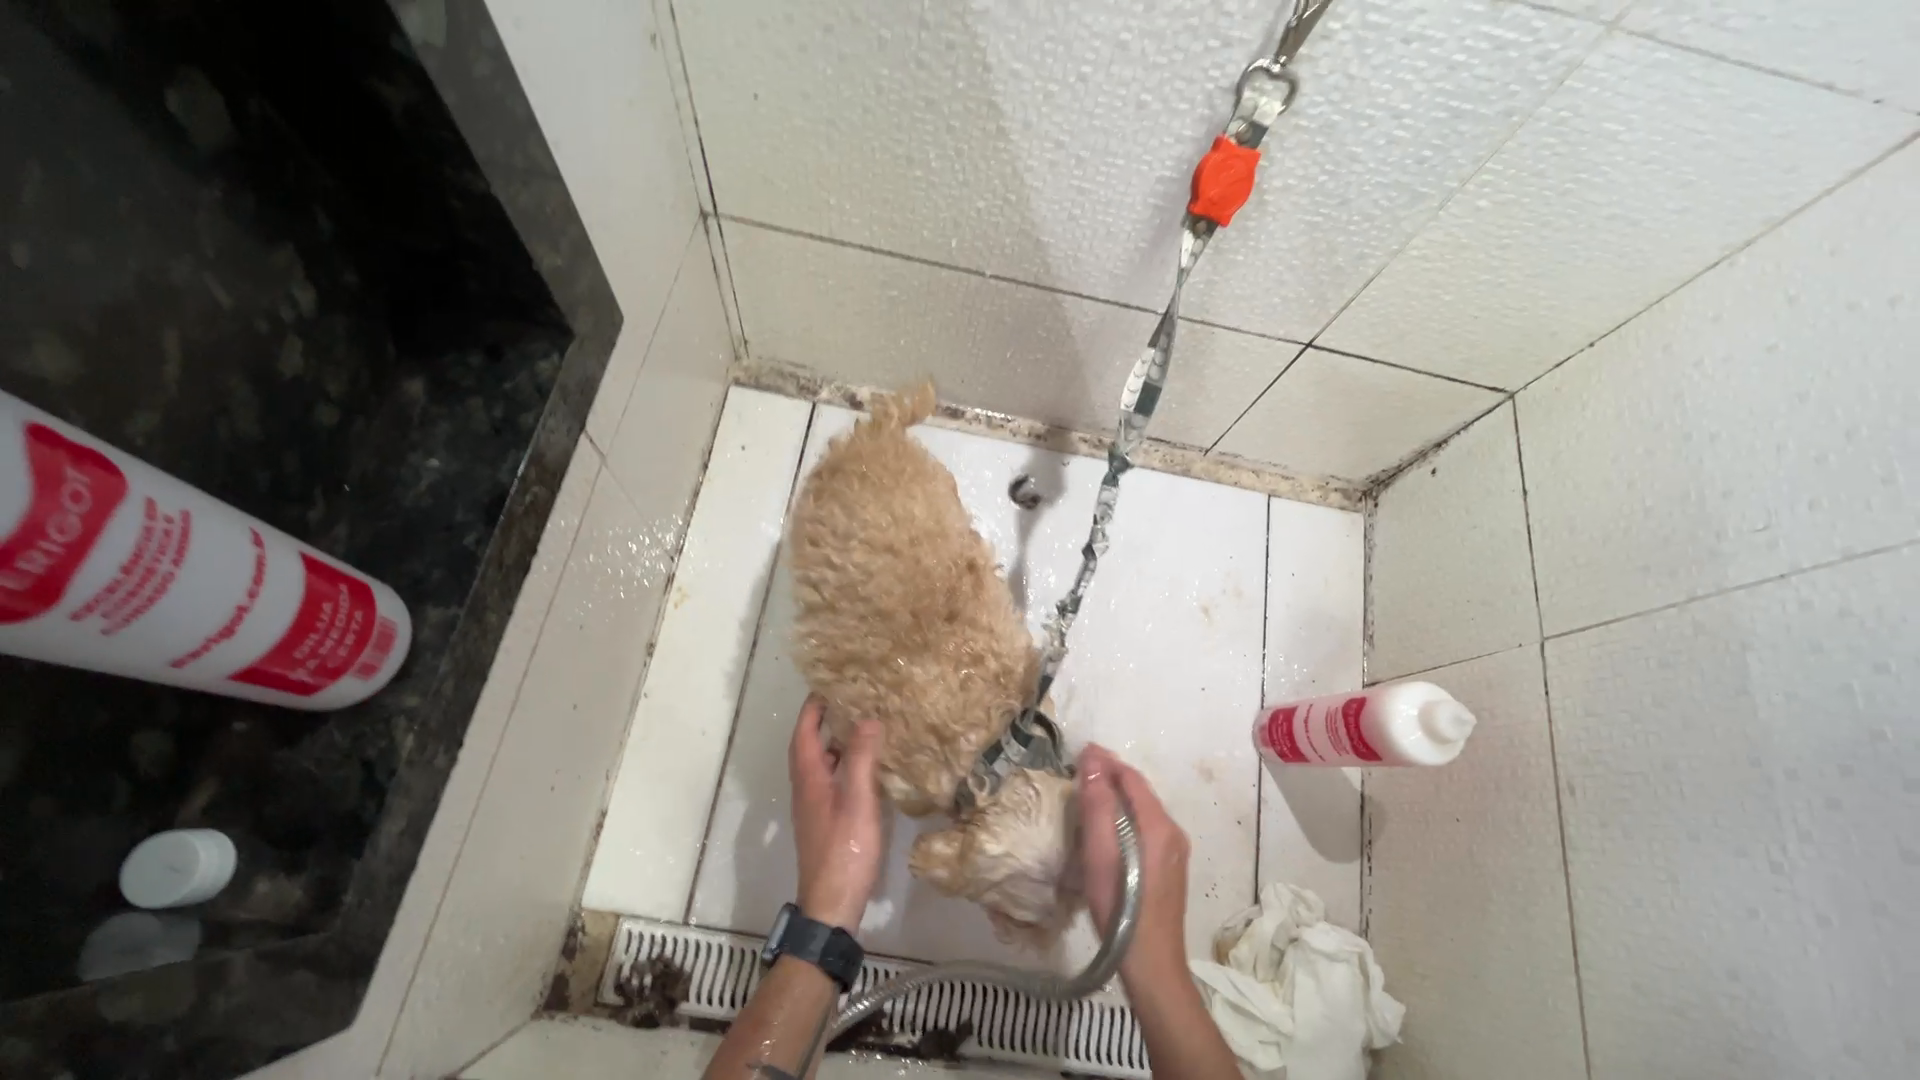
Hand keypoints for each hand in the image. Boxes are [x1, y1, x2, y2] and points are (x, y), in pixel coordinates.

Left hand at [789, 694, 886, 930]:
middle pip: (809, 747)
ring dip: (836, 744)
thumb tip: (867, 718)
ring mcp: (814, 809)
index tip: (829, 686)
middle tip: (852, 702)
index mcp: (808, 779)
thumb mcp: (858, 800)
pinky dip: (845, 767)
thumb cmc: (844, 850)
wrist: (832, 905)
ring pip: (821, 766)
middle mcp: (806, 790)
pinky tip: (868, 771)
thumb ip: (862, 758)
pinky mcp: (826, 823)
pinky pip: (831, 783)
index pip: (804, 732)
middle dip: (825, 722)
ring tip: (864, 729)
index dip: (813, 708)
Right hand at [1076, 744, 1192, 983]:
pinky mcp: (1170, 871)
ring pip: (1144, 812)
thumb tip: (1093, 759)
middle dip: (1112, 777)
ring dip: (1118, 798)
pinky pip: (1147, 830)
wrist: (1151, 962)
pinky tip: (1108, 830)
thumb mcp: (1101, 852)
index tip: (1081, 751)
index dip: (1106, 762)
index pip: (1131, 778)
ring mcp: (1175, 853)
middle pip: (1140, 793)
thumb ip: (1098, 804)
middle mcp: (1173, 832)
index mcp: (1158, 824)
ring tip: (1089, 795)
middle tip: (1081, 770)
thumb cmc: (1121, 905)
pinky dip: (1126, 818)